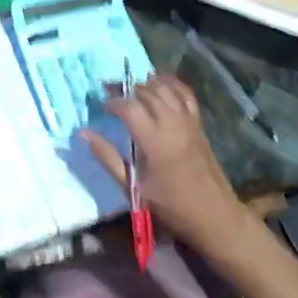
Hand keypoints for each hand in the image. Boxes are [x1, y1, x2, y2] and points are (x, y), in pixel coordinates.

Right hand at [81, 75, 252, 248]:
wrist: (213, 213)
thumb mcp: (133, 187)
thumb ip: (108, 157)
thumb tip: (84, 134)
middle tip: (113, 96)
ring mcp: (188, 121)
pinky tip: (161, 84)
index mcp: (154, 140)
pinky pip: (186, 94)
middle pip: (148, 92)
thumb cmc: (171, 205)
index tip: (102, 107)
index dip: (113, 102)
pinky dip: (172, 84)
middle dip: (128, 90)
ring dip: (148, 84)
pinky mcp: (199, 124)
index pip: (130, 107)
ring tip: (133, 91)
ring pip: (167, 89)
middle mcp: (173, 123)